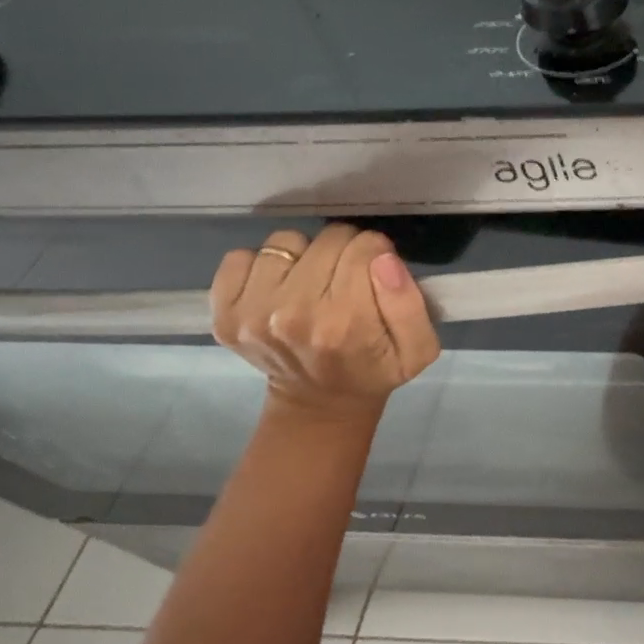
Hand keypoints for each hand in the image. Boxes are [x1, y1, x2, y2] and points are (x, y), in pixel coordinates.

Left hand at [211, 224, 440, 421]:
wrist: (320, 403)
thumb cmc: (375, 371)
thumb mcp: (418, 349)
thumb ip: (410, 304)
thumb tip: (383, 258)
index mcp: (345, 322)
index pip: (365, 247)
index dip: (377, 252)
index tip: (378, 272)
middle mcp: (293, 314)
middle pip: (328, 240)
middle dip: (346, 251)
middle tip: (349, 279)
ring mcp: (253, 313)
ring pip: (286, 242)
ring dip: (305, 256)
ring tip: (314, 283)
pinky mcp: (224, 312)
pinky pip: (240, 257)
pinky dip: (262, 265)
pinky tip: (280, 288)